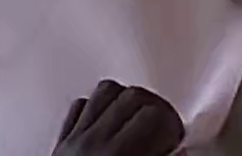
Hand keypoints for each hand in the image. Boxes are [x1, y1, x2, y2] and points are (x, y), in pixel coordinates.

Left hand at [52, 80, 184, 155]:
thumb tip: (183, 149)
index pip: (153, 115)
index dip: (171, 121)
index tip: (177, 134)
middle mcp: (94, 142)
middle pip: (130, 96)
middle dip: (151, 104)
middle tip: (163, 123)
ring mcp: (73, 141)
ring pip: (102, 92)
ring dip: (123, 98)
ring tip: (136, 117)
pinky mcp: (58, 145)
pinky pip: (76, 109)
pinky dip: (92, 108)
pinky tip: (104, 120)